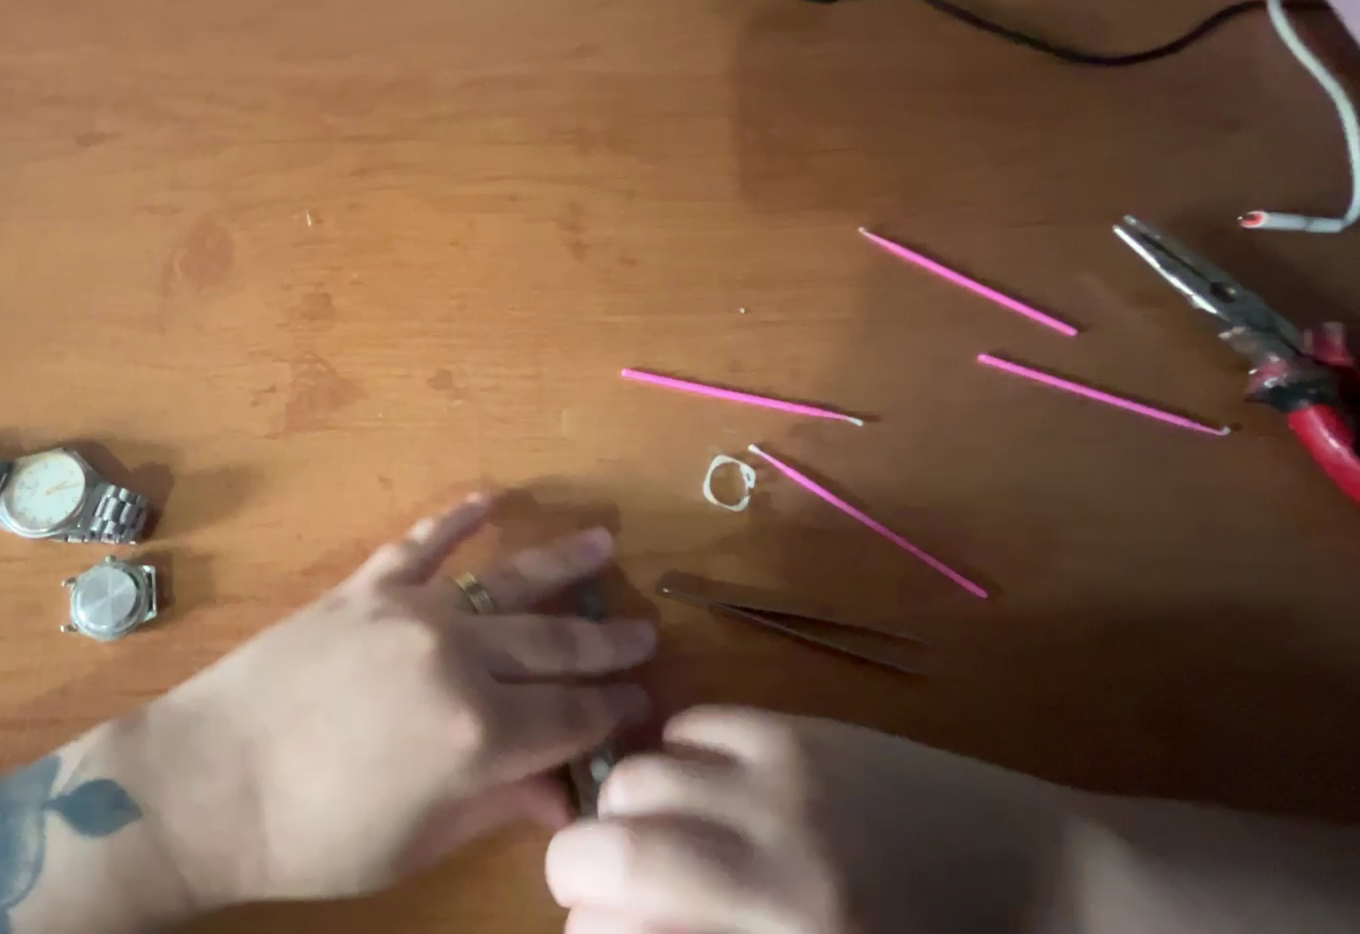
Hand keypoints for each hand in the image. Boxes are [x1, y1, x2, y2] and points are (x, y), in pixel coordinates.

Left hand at [132, 493, 656, 907]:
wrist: (207, 781)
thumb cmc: (313, 836)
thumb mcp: (419, 840)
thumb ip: (499, 803)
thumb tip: (563, 793)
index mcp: (481, 733)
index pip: (573, 716)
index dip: (613, 711)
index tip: (641, 702)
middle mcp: (459, 657)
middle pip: (555, 644)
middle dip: (607, 642)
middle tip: (645, 634)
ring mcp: (411, 611)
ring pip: (507, 581)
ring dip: (561, 563)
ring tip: (605, 542)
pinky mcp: (365, 586)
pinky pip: (423, 542)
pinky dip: (457, 516)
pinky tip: (489, 497)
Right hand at [547, 708, 1083, 933]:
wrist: (1063, 887)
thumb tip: (626, 929)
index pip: (623, 930)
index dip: (586, 932)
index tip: (596, 933)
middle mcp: (766, 858)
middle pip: (606, 845)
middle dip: (577, 870)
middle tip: (605, 891)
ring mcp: (776, 777)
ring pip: (634, 777)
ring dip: (626, 815)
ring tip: (664, 839)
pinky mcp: (792, 726)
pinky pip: (687, 729)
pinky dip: (676, 763)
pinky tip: (711, 792)